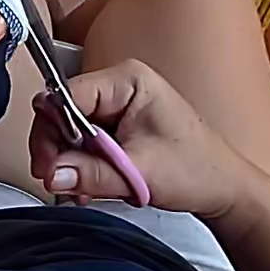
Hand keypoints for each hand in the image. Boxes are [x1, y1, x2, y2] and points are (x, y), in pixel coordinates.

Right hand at [27, 59, 257, 218]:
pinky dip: (79, 166)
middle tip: (57, 181)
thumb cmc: (198, 170)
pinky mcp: (115, 126)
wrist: (223, 189)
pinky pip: (81, 142)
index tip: (47, 165)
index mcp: (127, 81)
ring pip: (68, 131)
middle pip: (62, 112)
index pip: (66, 95)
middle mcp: (118, 87)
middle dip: (58, 151)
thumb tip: (51, 173)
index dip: (51, 130)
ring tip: (82, 189)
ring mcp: (116, 106)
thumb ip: (91, 173)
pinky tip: (88, 185)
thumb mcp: (140, 174)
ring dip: (68, 163)